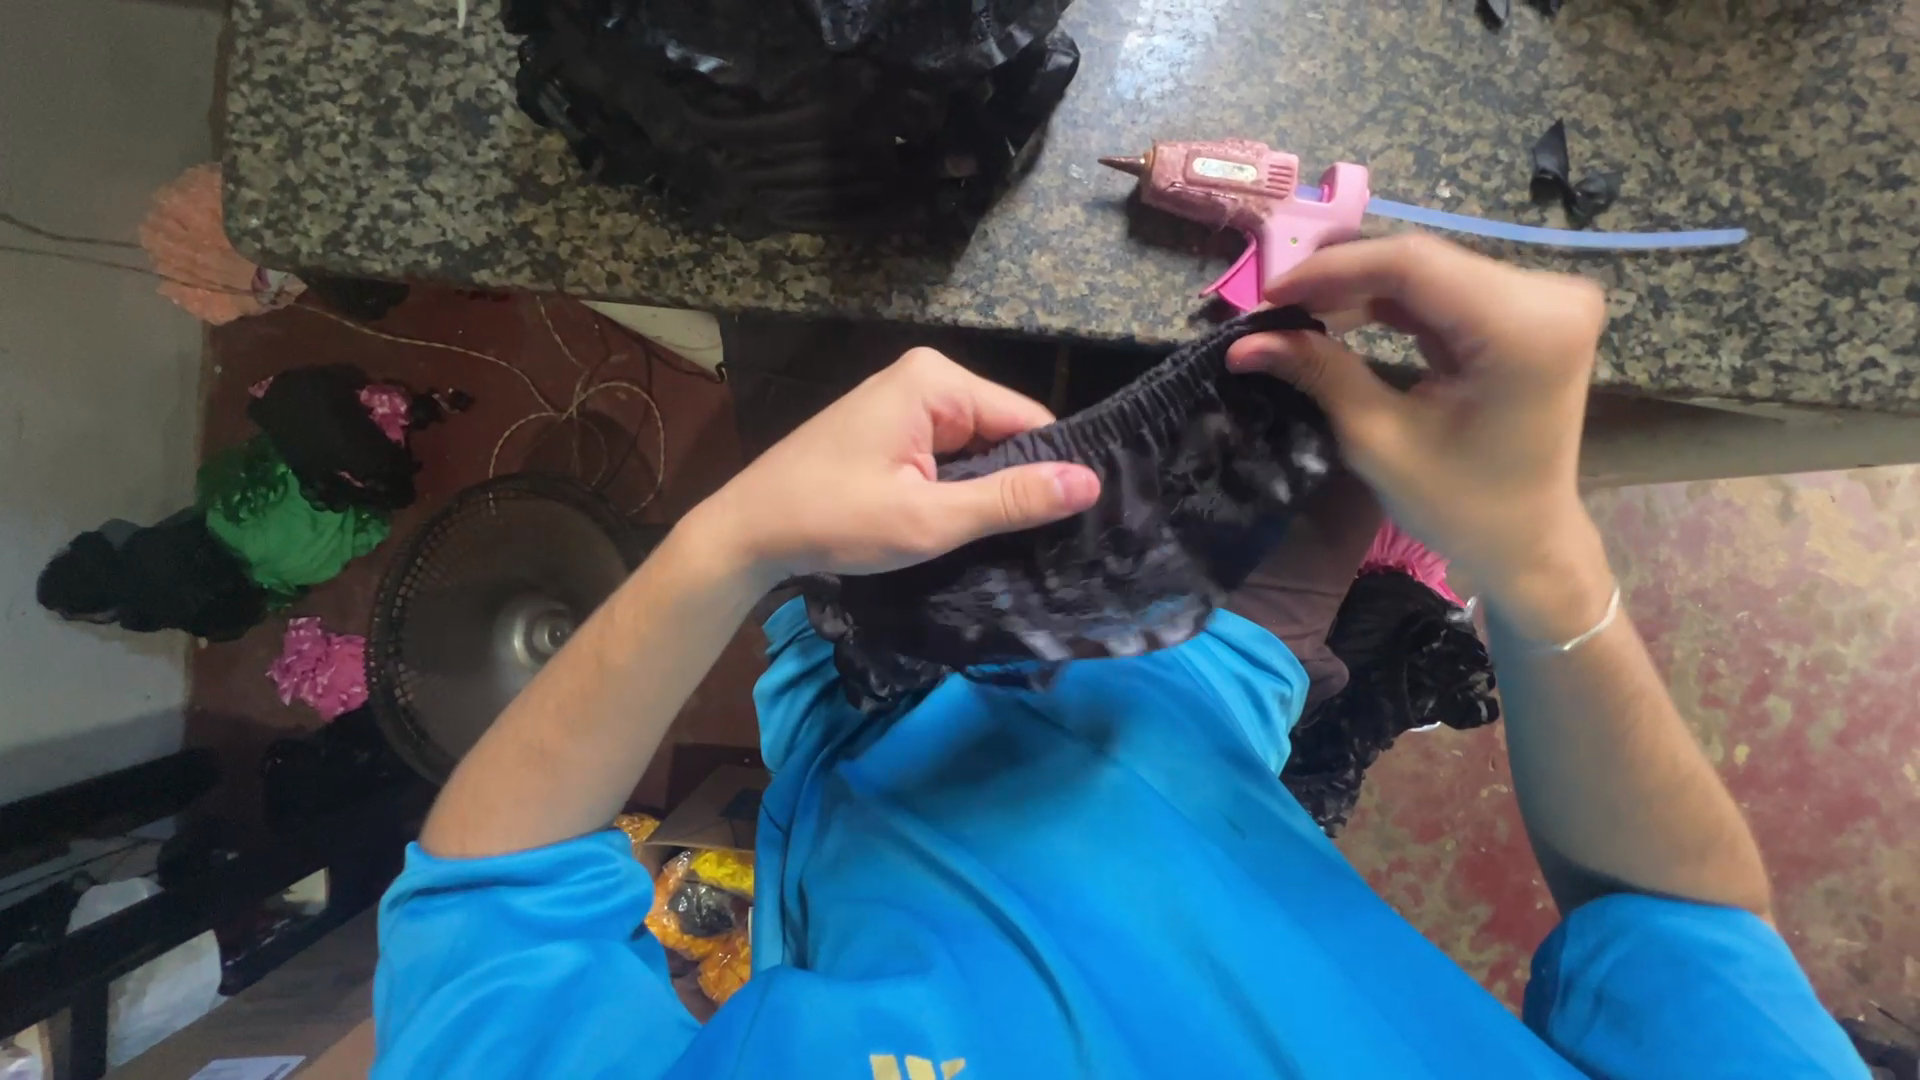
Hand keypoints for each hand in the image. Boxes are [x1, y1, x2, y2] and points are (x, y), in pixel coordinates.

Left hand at [694, 348, 1100, 584]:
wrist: (748, 531)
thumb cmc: (834, 520)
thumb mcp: (929, 518)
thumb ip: (1010, 499)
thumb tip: (1090, 482)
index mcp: (936, 382)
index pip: (1028, 420)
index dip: (1052, 470)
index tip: (1075, 522)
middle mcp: (924, 379)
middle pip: (1003, 432)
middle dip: (1016, 482)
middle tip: (1039, 542)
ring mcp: (903, 403)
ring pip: (976, 448)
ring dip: (985, 491)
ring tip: (1005, 539)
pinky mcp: (890, 429)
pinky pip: (946, 455)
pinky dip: (956, 489)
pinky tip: (961, 523)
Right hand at [1225, 234, 1612, 639]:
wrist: (1523, 538)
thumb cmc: (1456, 502)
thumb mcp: (1376, 438)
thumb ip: (1317, 374)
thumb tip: (1243, 344)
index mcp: (1523, 328)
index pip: (1413, 265)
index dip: (1331, 271)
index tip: (1266, 296)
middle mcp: (1545, 296)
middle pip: (1420, 262)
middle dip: (1337, 280)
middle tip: (1270, 310)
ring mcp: (1539, 300)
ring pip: (1424, 272)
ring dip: (1354, 290)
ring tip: (1292, 316)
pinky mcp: (1523, 313)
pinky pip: (1439, 291)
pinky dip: (1383, 304)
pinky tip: (1336, 318)